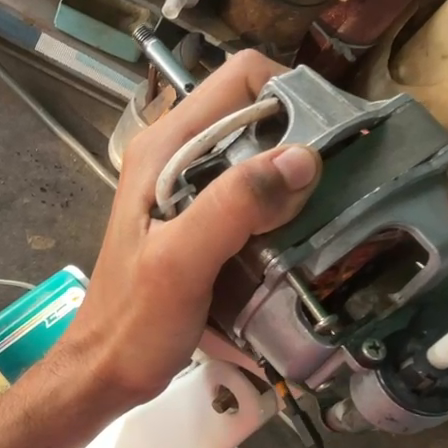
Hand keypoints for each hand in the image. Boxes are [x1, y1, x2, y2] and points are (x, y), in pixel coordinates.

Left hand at [59, 50, 322, 410]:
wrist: (105, 370)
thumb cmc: (134, 323)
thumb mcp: (179, 263)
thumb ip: (233, 206)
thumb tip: (304, 159)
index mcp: (162, 148)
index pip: (243, 78)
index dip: (295, 95)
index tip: (333, 141)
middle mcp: (172, 156)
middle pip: (256, 116)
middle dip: (304, 140)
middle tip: (342, 184)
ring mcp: (183, 190)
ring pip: (256, 158)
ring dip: (294, 181)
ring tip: (328, 214)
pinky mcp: (195, 224)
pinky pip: (248, 198)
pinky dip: (276, 211)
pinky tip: (295, 242)